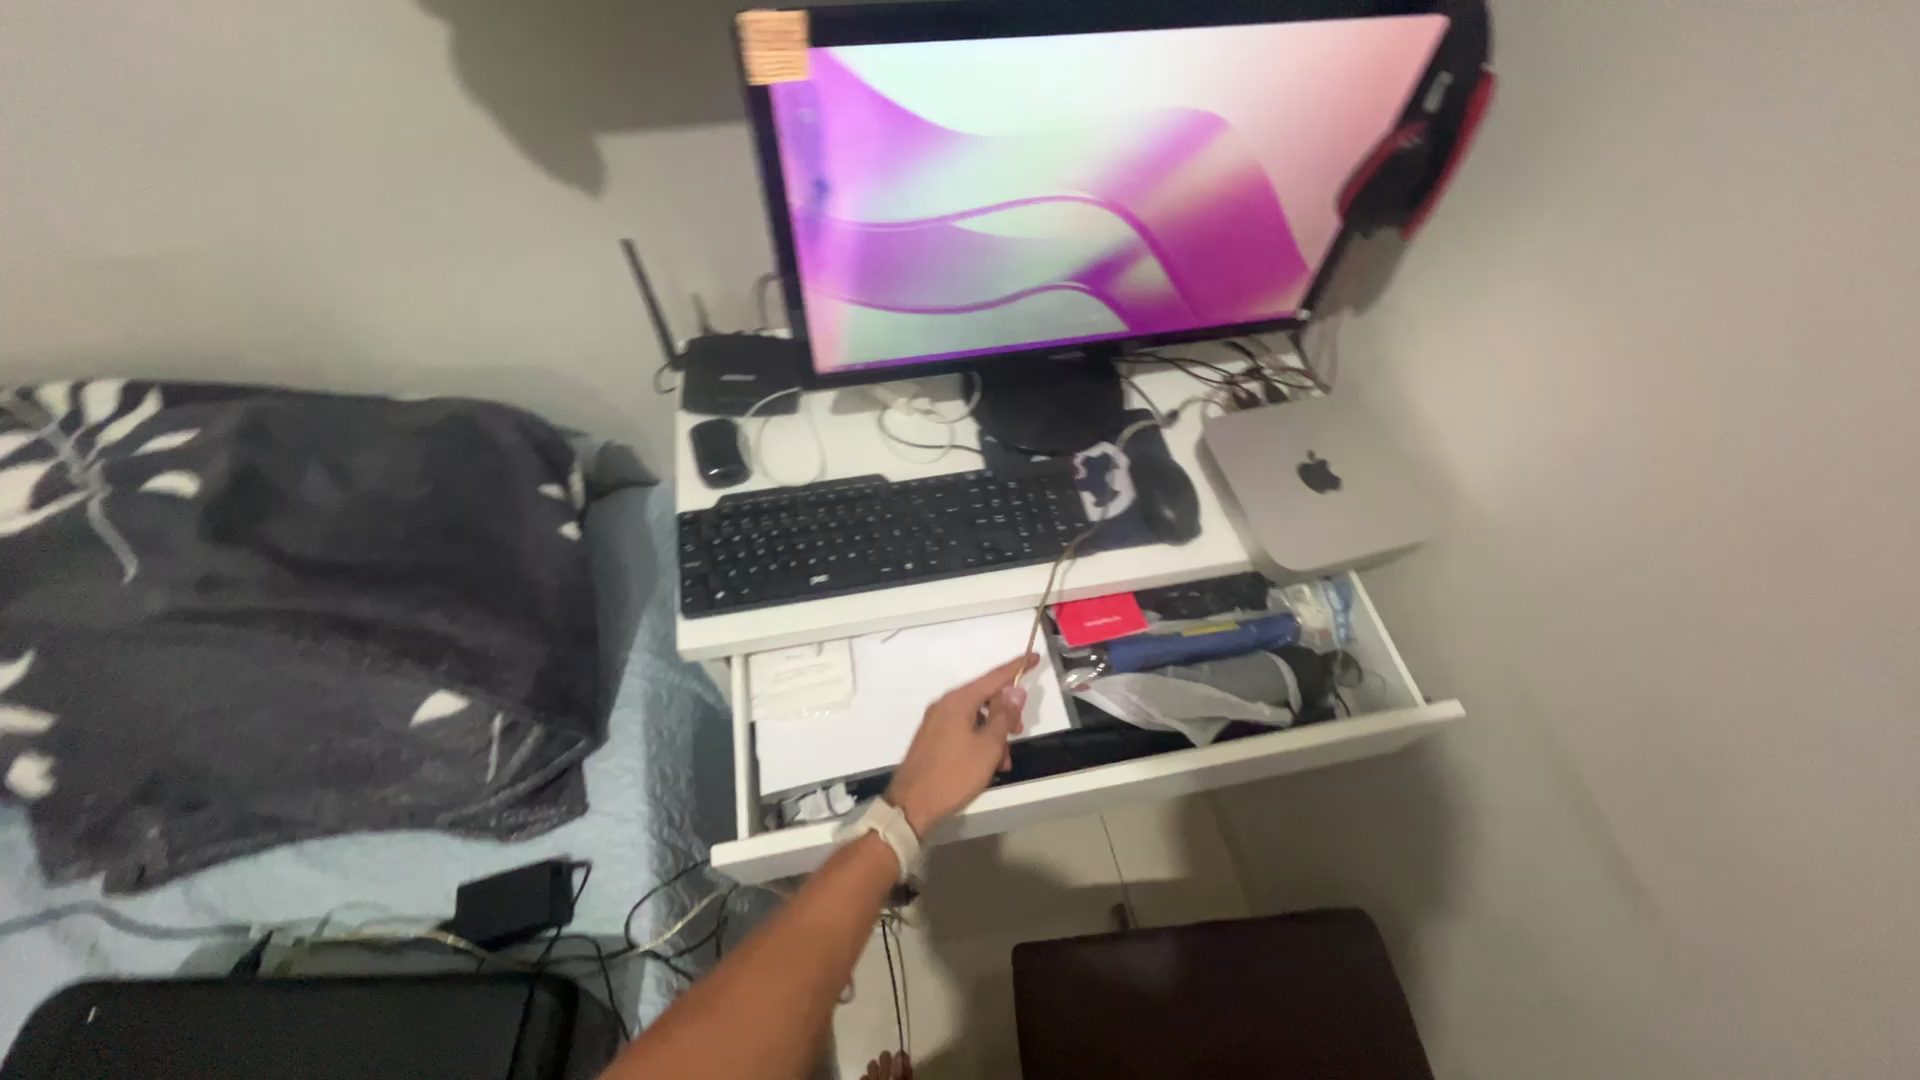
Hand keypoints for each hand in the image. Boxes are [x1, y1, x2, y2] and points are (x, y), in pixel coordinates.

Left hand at [884, 654, 1037, 836]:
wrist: (912, 804)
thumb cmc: (954, 774)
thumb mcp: (988, 746)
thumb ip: (1004, 716)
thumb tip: (1015, 691)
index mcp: (958, 701)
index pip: (994, 677)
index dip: (1016, 667)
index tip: (1034, 657)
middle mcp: (945, 705)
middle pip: (985, 698)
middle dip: (1006, 713)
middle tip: (1019, 732)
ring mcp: (937, 721)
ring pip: (976, 717)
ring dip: (994, 734)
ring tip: (1003, 762)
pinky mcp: (933, 738)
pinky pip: (964, 730)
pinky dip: (979, 742)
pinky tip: (988, 766)